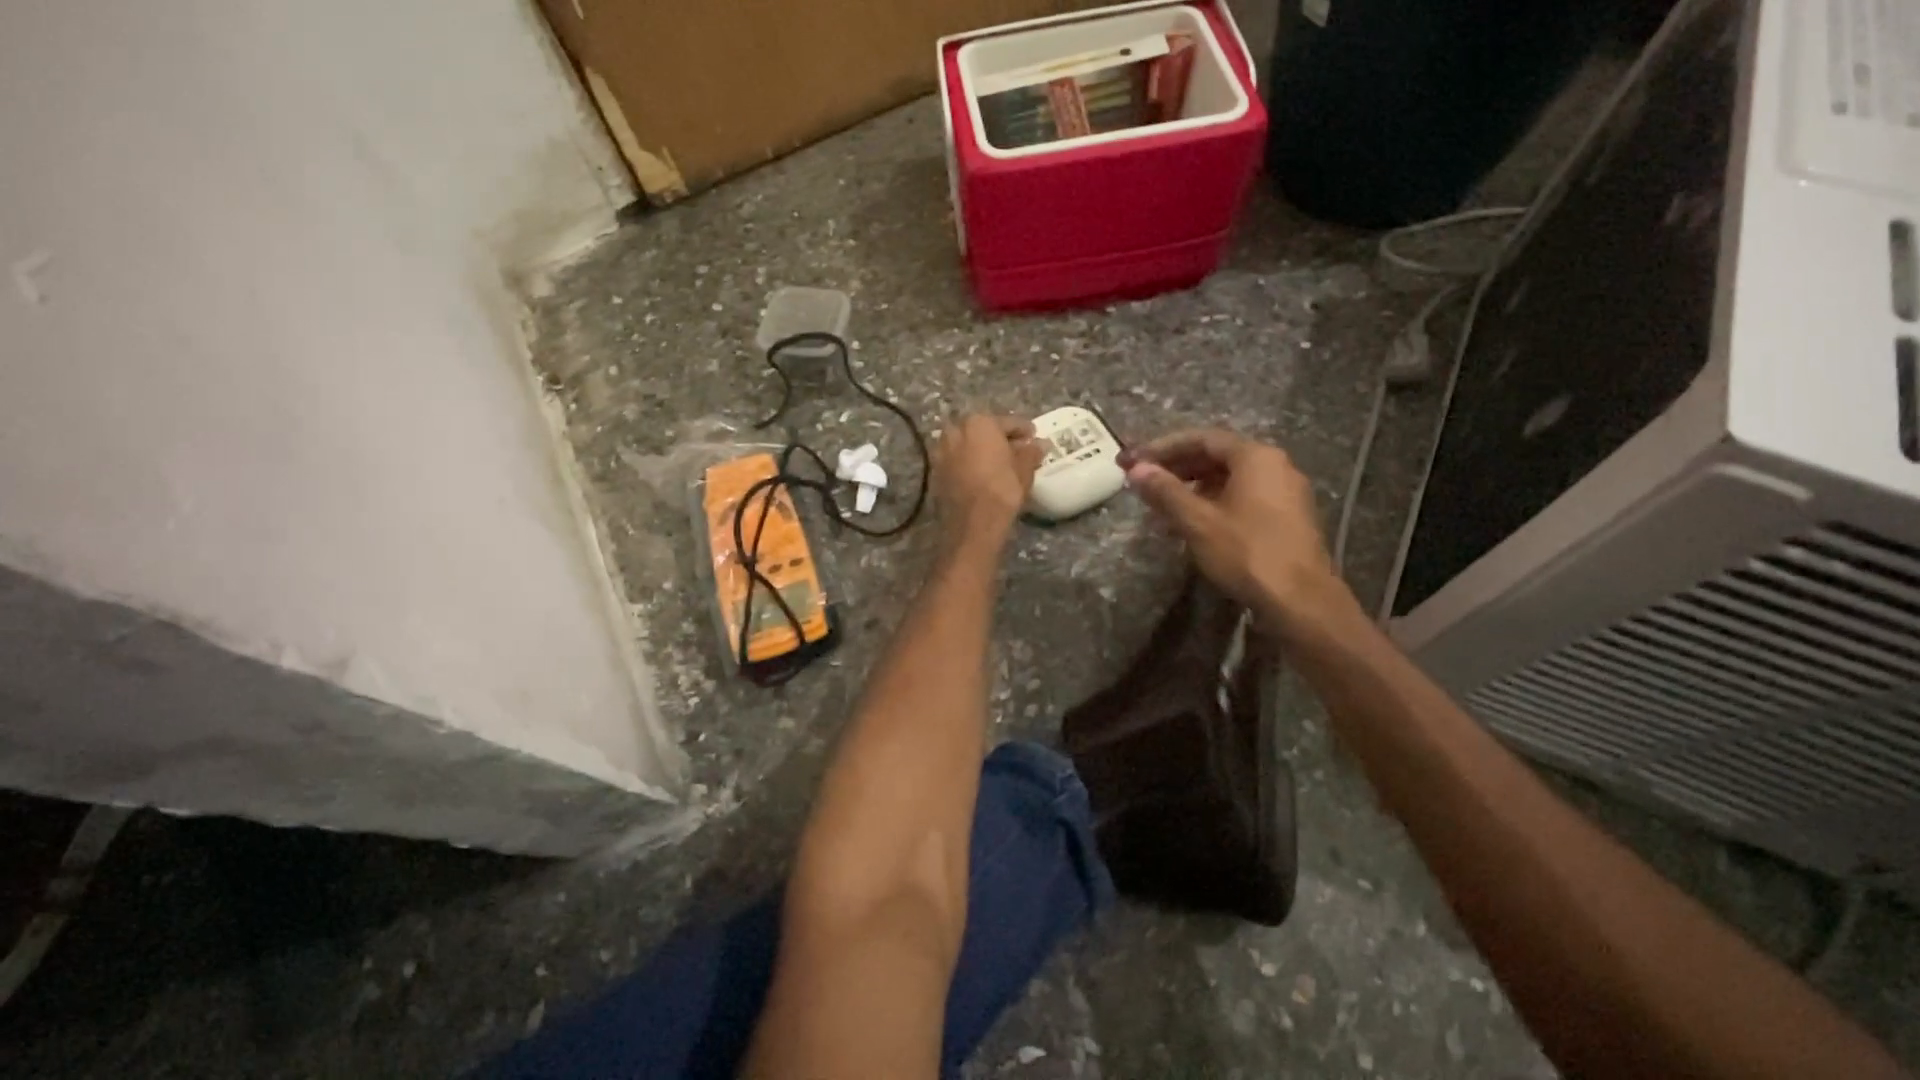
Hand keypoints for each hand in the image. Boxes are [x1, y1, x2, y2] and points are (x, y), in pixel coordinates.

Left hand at [933, 415, 1045, 543]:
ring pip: (967, 444)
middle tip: (1016, 449)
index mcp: (980, 423)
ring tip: (998, 462)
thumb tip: (1040, 443)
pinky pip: (957, 459)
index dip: (1023, 430)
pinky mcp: (936, 470)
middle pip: (983, 430)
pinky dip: (969, 462)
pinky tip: (982, 473)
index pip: (1007, 422)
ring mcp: (942, 450)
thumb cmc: (1003, 489)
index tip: (1033, 435)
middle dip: (999, 438)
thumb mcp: (1024, 469)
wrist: (973, 523)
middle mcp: (956, 430)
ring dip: (982, 449)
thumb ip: (1031, 452)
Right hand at [1120, 429, 1348, 627]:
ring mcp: (1287, 493)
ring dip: (1195, 488)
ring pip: (1232, 480)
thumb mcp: (1197, 522)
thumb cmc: (1247, 553)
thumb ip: (1165, 491)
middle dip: (1178, 468)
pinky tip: (1195, 525)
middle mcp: (1276, 466)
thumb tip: (1137, 469)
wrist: (1301, 601)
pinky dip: (1216, 503)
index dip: (1163, 448)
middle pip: (1218, 456)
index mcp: (1256, 457)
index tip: (1133, 461)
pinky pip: (1246, 498)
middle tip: (1144, 482)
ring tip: (1163, 507)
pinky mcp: (1289, 519)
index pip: (1202, 439)